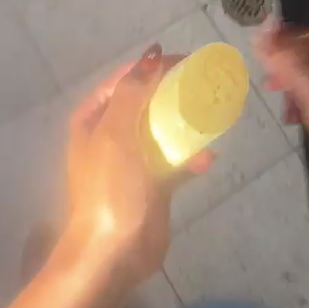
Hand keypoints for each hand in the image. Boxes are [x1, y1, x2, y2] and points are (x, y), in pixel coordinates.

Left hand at [61, 47, 209, 288]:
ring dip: (186, 122)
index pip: (125, 78)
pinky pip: (174, 161)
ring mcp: (132, 160)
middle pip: (146, 102)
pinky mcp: (152, 184)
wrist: (112, 253)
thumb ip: (133, 91)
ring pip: (163, 129)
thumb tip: (153, 54)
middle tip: (206, 83)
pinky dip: (190, 157)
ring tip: (214, 113)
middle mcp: (110, 135)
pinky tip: (208, 157)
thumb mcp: (116, 132)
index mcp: (94, 119)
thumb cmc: (110, 186)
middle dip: (174, 92)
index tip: (186, 60)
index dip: (153, 66)